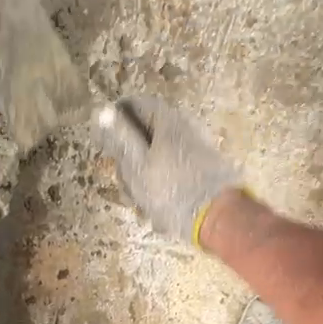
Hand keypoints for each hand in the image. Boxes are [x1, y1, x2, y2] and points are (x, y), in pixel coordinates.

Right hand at [94, 95, 242, 244]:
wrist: (220, 219)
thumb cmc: (172, 193)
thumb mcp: (137, 167)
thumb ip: (119, 138)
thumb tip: (102, 111)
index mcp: (167, 120)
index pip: (133, 104)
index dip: (114, 121)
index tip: (104, 144)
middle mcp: (184, 127)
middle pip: (146, 133)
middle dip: (130, 159)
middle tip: (125, 186)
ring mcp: (197, 148)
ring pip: (158, 157)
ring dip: (145, 179)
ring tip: (142, 205)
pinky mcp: (205, 169)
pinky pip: (174, 172)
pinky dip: (162, 187)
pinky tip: (160, 210)